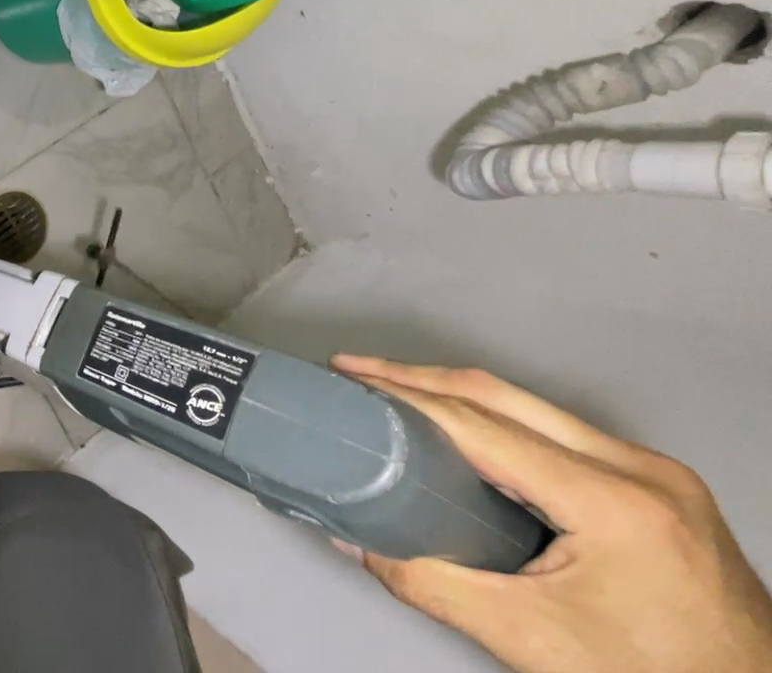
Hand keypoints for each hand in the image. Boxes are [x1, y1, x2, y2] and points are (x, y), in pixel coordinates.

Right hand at [329, 355, 771, 672]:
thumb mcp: (525, 635)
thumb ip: (427, 582)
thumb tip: (353, 538)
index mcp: (613, 502)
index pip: (481, 426)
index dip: (404, 397)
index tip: (348, 379)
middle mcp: (640, 470)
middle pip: (503, 395)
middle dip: (418, 376)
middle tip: (353, 369)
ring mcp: (653, 472)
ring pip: (529, 405)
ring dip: (453, 392)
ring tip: (389, 389)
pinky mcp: (654, 484)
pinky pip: (553, 428)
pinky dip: (491, 416)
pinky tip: (454, 425)